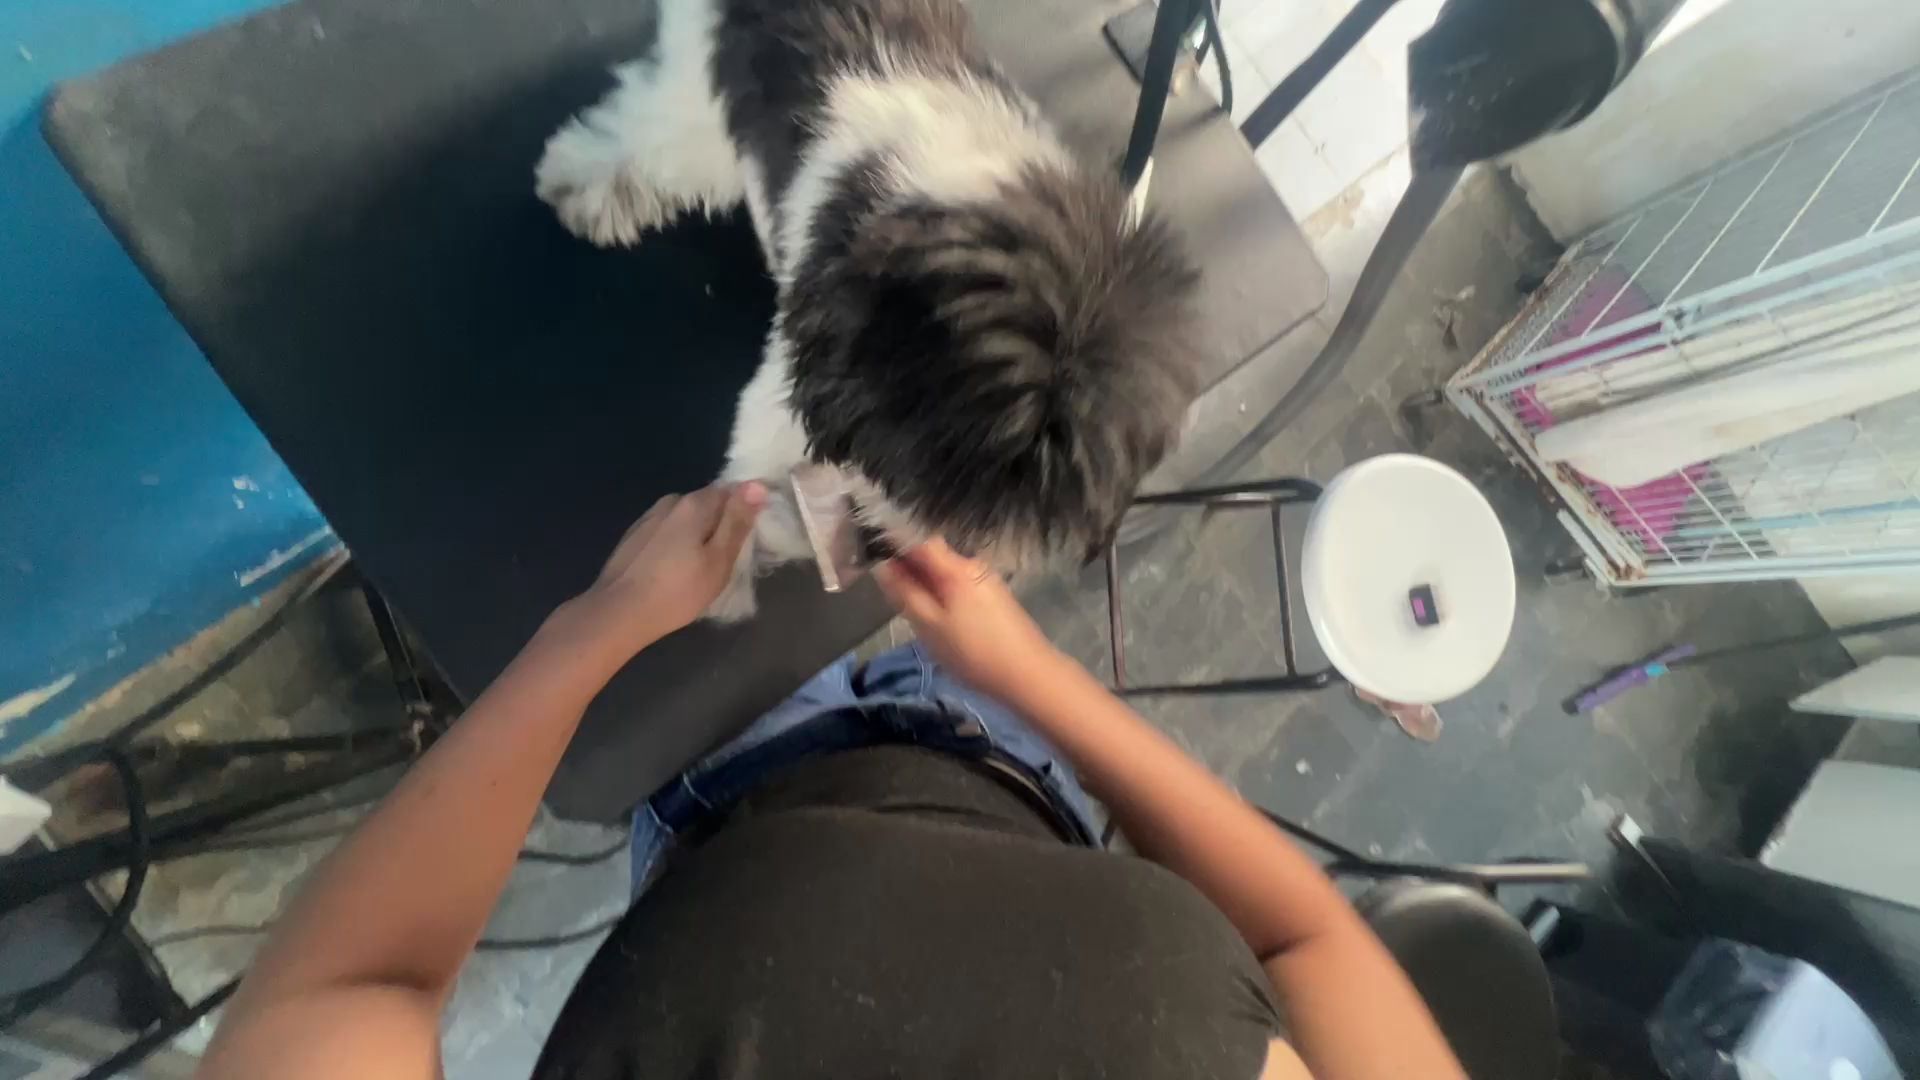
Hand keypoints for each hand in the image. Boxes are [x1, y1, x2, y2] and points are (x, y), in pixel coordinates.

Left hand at [562, 482, 763, 654]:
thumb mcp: (718, 560)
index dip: (746, 509)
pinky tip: (676, 567)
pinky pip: (669, 530)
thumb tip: (758, 484)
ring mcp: (649, 517)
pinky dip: (679, 542)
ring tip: (703, 565)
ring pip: (688, 518)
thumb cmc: (677, 591)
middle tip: (730, 558)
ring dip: (700, 533)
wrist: (617, 614)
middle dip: (723, 523)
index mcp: (694, 504)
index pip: (733, 490)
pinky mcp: (635, 535)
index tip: (751, 537)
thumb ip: (737, 521)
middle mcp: (670, 502)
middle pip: (709, 503)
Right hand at [872, 539, 1063, 700]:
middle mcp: (974, 566)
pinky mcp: (997, 598)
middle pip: (934, 556)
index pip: (919, 541)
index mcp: (956, 568)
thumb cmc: (973, 652)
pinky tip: (944, 623)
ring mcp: (988, 582)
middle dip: (911, 570)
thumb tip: (883, 565)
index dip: (895, 546)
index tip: (877, 563)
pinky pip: (962, 588)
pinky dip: (946, 597)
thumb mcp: (929, 626)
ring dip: (928, 586)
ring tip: (917, 615)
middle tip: (894, 597)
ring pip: (948, 574)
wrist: (1028, 675)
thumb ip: (905, 593)